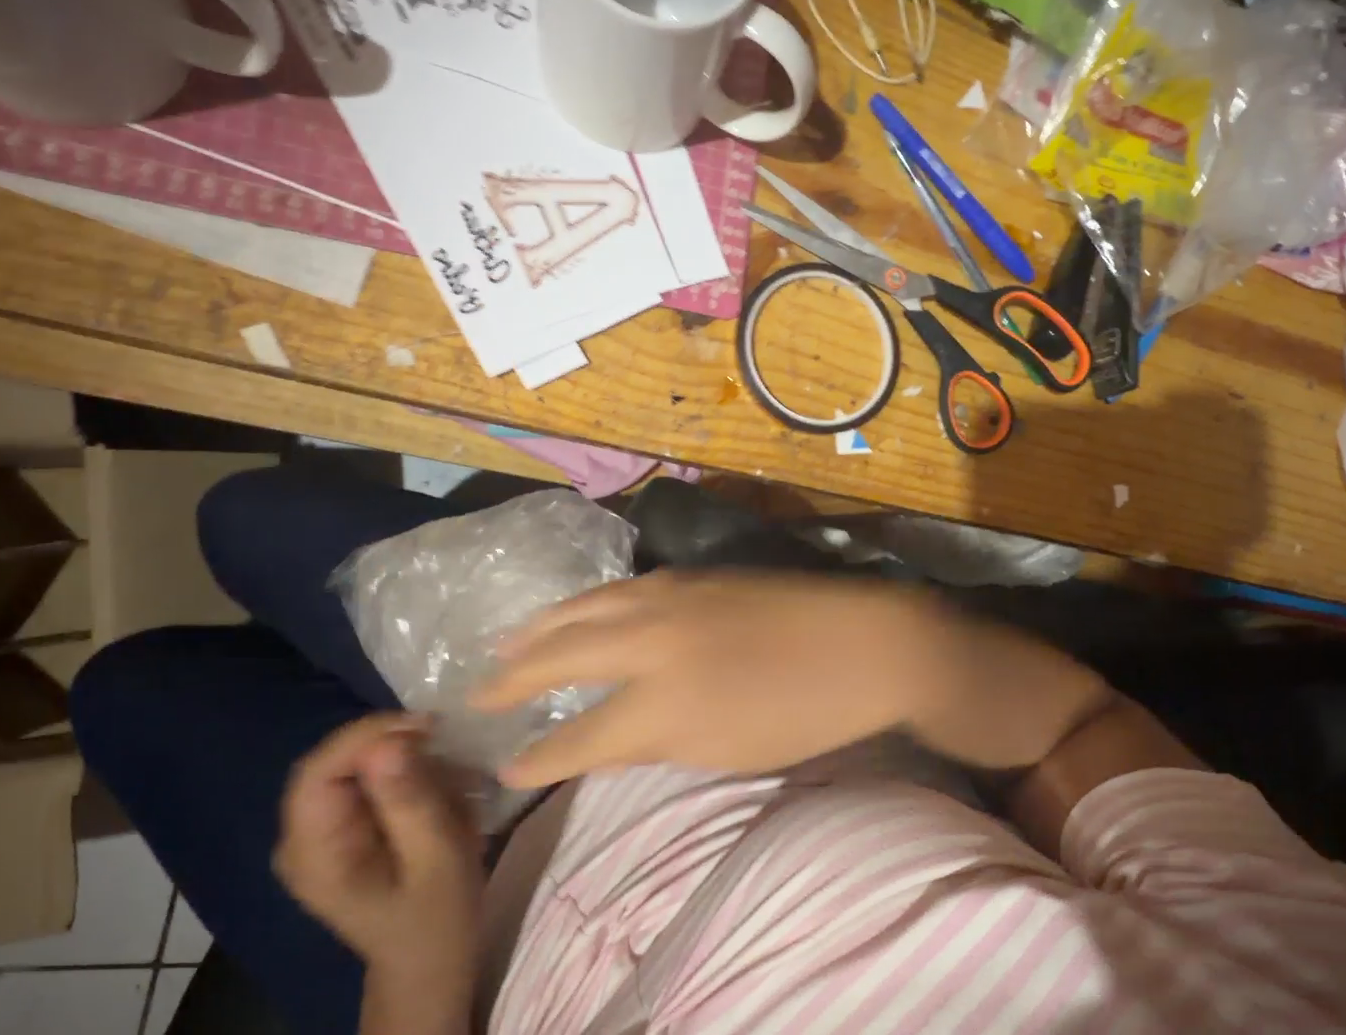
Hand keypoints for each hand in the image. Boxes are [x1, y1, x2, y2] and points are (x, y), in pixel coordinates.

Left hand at [274, 714, 482, 992]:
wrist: (429, 962)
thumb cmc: (437, 919)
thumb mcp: (437, 860)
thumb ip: (410, 803)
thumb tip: (389, 744)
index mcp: (313, 853)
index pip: (318, 772)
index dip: (365, 736)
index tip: (427, 726)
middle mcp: (303, 837)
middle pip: (335, 763)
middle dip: (392, 744)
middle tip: (449, 742)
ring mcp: (321, 832)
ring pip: (355, 766)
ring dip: (406, 758)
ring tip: (454, 775)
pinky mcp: (344, 828)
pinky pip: (368, 781)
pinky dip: (407, 773)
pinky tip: (442, 788)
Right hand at [472, 572, 1112, 787]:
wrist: (870, 641)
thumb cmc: (807, 712)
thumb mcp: (729, 750)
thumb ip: (657, 742)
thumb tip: (608, 736)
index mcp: (661, 703)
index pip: (577, 739)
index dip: (538, 759)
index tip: (504, 771)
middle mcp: (650, 642)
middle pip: (560, 656)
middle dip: (513, 678)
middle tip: (475, 692)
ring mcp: (669, 597)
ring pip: (583, 607)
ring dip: (539, 627)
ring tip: (505, 643)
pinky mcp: (692, 574)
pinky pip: (618, 588)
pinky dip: (584, 602)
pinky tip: (575, 610)